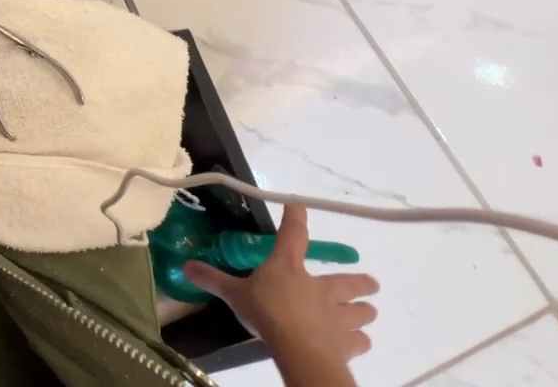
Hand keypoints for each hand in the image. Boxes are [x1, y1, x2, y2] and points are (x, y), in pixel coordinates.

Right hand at [186, 206, 378, 379]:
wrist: (300, 351)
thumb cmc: (266, 313)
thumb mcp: (233, 294)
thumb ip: (212, 279)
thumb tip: (185, 265)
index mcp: (289, 268)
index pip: (293, 236)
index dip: (295, 219)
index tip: (299, 205)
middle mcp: (320, 288)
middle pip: (348, 282)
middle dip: (361, 282)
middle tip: (371, 282)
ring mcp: (339, 317)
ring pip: (362, 312)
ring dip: (364, 311)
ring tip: (367, 311)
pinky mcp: (349, 343)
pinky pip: (361, 340)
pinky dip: (359, 339)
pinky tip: (357, 340)